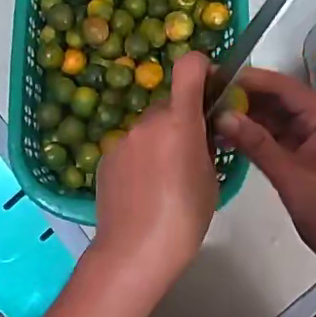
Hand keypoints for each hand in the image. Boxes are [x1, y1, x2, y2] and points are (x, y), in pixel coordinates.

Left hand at [93, 51, 218, 280]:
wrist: (134, 249)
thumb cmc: (184, 218)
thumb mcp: (210, 178)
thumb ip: (206, 144)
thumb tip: (202, 132)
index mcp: (178, 121)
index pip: (189, 66)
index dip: (202, 69)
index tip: (211, 86)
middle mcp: (145, 122)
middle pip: (168, 104)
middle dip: (182, 118)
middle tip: (193, 151)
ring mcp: (121, 139)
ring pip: (148, 127)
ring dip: (159, 139)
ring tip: (166, 177)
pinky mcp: (104, 158)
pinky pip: (129, 147)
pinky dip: (140, 157)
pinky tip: (144, 188)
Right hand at [214, 67, 315, 271]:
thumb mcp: (289, 176)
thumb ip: (255, 143)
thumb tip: (221, 115)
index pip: (283, 87)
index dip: (249, 80)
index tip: (215, 77)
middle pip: (279, 100)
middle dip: (244, 98)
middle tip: (205, 97)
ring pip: (276, 120)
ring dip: (247, 118)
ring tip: (210, 115)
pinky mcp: (308, 157)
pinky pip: (278, 138)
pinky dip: (255, 137)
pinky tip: (229, 139)